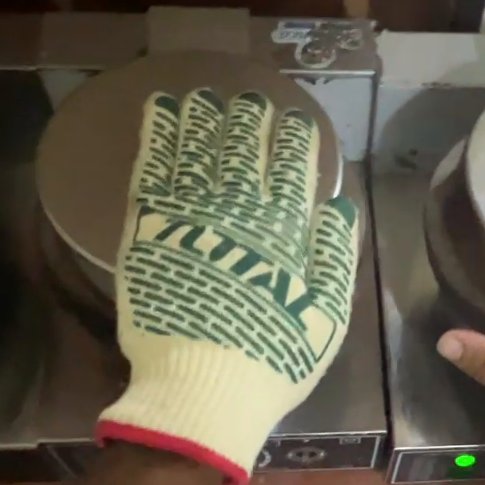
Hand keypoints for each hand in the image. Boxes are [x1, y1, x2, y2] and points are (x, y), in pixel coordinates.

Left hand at [98, 88, 359, 484]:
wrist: (204, 389)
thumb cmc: (271, 361)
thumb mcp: (327, 320)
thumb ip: (335, 260)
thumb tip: (337, 206)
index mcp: (285, 234)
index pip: (295, 173)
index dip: (297, 143)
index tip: (297, 120)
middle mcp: (239, 213)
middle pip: (245, 152)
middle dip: (250, 120)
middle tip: (250, 98)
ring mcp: (189, 218)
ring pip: (199, 152)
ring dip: (203, 119)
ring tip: (204, 95)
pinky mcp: (147, 230)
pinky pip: (152, 170)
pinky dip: (156, 137)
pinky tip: (159, 112)